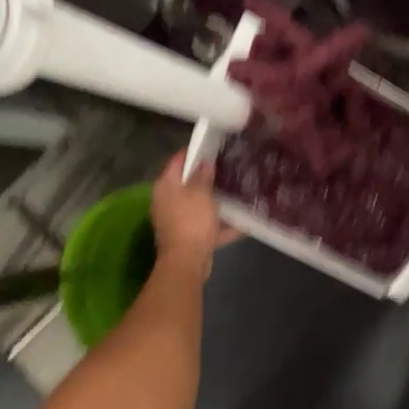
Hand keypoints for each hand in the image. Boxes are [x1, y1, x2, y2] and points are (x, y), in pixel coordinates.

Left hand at [151, 152, 230, 274]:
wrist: (187, 261)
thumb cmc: (191, 221)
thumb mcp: (199, 193)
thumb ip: (202, 176)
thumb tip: (205, 162)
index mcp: (166, 187)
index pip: (177, 162)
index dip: (193, 153)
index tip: (212, 147)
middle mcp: (168, 202)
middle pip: (188, 184)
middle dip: (207, 178)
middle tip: (228, 170)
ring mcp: (179, 221)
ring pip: (199, 206)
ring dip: (216, 202)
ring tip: (237, 194)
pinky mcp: (190, 237)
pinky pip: (208, 226)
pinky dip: (222, 225)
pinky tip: (242, 223)